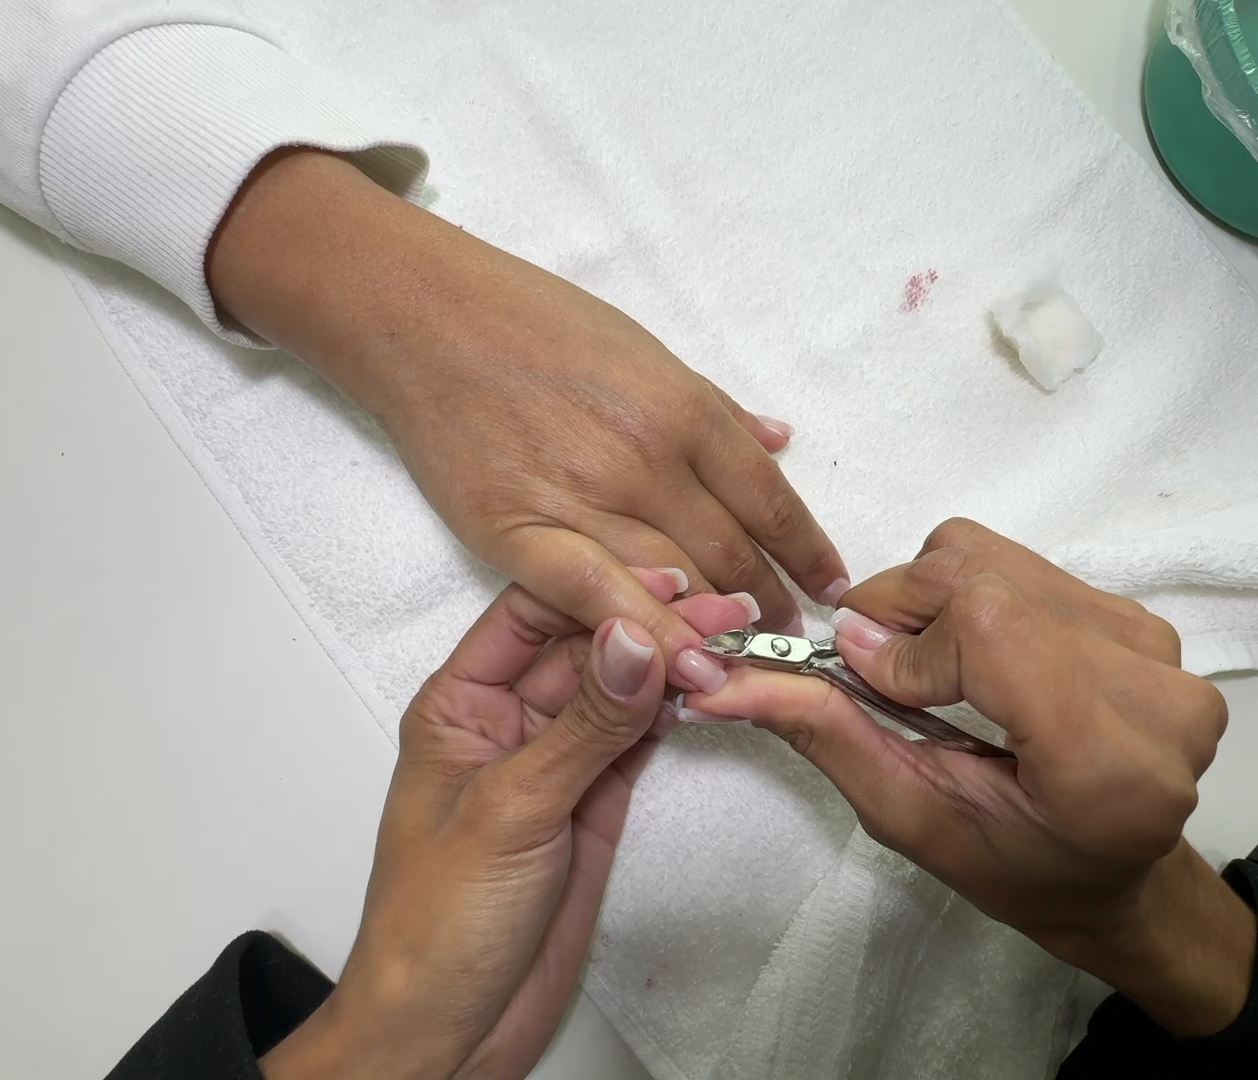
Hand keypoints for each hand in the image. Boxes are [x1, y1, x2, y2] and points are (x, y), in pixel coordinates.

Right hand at [208, 150, 849, 687]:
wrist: (427, 320)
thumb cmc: (538, 325)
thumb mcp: (644, 349)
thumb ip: (714, 407)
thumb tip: (780, 440)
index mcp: (684, 409)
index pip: (771, 499)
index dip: (808, 550)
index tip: (831, 584)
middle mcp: (649, 459)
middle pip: (732, 553)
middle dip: (770, 603)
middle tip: (792, 636)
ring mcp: (587, 499)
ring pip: (677, 585)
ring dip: (721, 629)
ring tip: (747, 658)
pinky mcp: (522, 534)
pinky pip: (599, 598)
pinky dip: (649, 639)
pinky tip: (686, 667)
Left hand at [259, 572, 750, 1079]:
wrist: (454, 1033)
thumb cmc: (440, 923)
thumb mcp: (512, 810)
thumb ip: (583, 724)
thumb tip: (635, 639)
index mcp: (463, 700)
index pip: (531, 616)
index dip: (595, 592)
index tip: (665, 584)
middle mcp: (511, 715)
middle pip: (586, 648)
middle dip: (649, 628)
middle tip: (719, 612)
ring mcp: (559, 753)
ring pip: (619, 688)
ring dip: (670, 666)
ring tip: (729, 640)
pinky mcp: (596, 790)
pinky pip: (638, 733)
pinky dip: (673, 711)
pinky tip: (707, 689)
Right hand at [686, 519, 1252, 1036]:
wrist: (1117, 872)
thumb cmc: (1013, 867)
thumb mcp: (906, 817)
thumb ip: (824, 736)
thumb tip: (722, 682)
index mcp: (1108, 765)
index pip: (987, 630)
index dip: (903, 642)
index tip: (863, 676)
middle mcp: (1152, 690)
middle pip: (979, 579)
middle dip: (897, 608)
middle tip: (873, 664)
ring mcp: (1154, 642)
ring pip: (987, 556)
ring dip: (925, 596)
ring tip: (925, 661)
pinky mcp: (1137, 615)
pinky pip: (1014, 560)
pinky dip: (963, 590)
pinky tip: (970, 648)